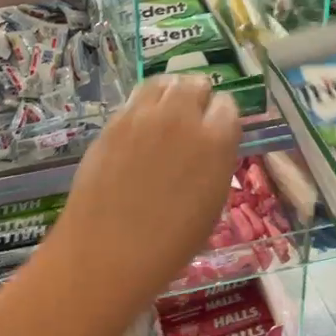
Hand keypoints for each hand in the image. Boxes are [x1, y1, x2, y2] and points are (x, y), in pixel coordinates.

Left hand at [46, 74, 241, 304]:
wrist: (107, 253)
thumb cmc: (169, 245)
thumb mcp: (211, 205)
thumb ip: (214, 164)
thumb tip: (209, 147)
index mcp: (216, 141)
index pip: (227, 106)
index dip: (221, 119)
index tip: (215, 133)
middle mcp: (181, 118)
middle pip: (196, 84)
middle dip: (197, 98)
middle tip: (191, 121)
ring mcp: (143, 116)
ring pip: (163, 82)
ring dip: (169, 94)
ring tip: (165, 113)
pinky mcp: (113, 122)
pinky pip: (135, 99)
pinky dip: (143, 106)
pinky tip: (140, 127)